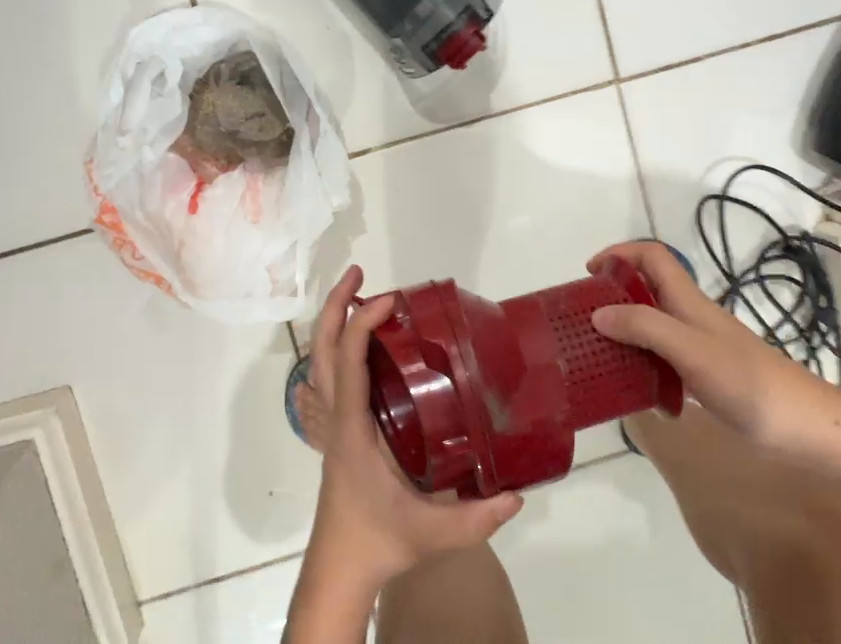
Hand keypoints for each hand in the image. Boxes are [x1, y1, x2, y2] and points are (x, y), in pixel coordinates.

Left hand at [301, 266, 524, 588]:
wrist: (341, 567)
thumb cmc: (381, 542)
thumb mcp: (434, 534)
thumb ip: (477, 518)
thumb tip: (519, 494)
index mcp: (354, 430)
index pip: (347, 363)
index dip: (360, 325)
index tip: (388, 301)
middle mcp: (337, 418)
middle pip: (321, 350)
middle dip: (334, 306)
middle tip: (359, 274)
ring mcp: (333, 424)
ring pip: (321, 362)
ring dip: (333, 324)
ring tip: (360, 296)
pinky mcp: (339, 431)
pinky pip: (331, 379)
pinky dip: (340, 349)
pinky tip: (367, 347)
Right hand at [587, 241, 840, 451]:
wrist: (804, 427)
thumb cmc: (747, 383)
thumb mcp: (690, 350)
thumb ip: (645, 327)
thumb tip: (598, 313)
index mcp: (689, 302)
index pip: (652, 256)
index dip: (620, 254)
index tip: (590, 274)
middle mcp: (692, 318)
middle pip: (647, 290)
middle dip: (613, 297)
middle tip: (585, 322)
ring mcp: (700, 348)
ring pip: (653, 328)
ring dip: (625, 335)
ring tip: (598, 357)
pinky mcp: (706, 376)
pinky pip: (664, 363)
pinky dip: (645, 370)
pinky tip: (637, 396)